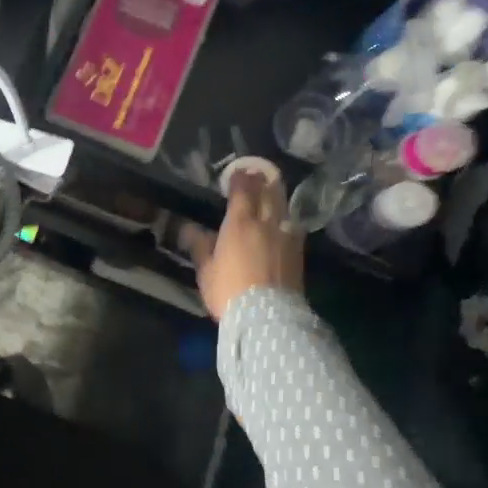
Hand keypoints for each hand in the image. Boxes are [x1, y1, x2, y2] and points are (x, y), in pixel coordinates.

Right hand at [181, 168, 302, 319]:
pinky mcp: (299, 252)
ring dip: (278, 195)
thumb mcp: (206, 271)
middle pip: (268, 194)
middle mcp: (266, 223)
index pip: (242, 192)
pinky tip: (286, 221)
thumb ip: (200, 247)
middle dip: (263, 180)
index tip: (238, 171)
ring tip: (274, 189)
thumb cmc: (228, 291)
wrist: (266, 315)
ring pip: (284, 208)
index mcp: (239, 224)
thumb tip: (189, 229)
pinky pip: (294, 227)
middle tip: (259, 171)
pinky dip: (288, 218)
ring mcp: (286, 236)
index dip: (240, 179)